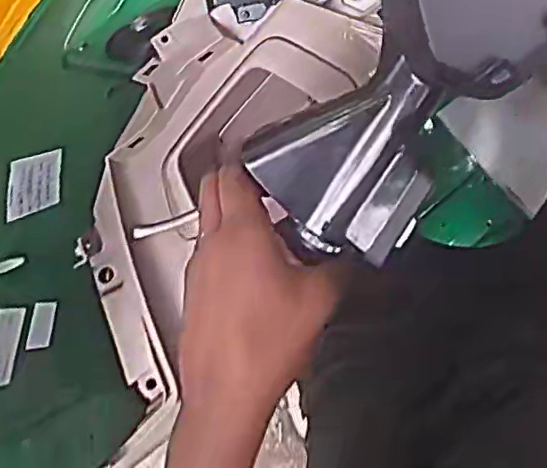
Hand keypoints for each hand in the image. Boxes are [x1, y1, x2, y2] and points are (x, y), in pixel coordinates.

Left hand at [168, 162, 347, 467]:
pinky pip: (206, 252)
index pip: (231, 173)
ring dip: (229, 211)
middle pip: (211, 187)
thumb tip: (354, 255)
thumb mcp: (320, 298)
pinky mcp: (193, 294)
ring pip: (207, 220)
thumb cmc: (261, 349)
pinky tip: (252, 268)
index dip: (245, 155)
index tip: (256, 148)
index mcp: (241, 232)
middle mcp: (212, 244)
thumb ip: (342, 265)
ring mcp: (197, 269)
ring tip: (262, 221)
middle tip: (256, 174)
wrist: (225, 398)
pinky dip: (223, 245)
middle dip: (232, 174)